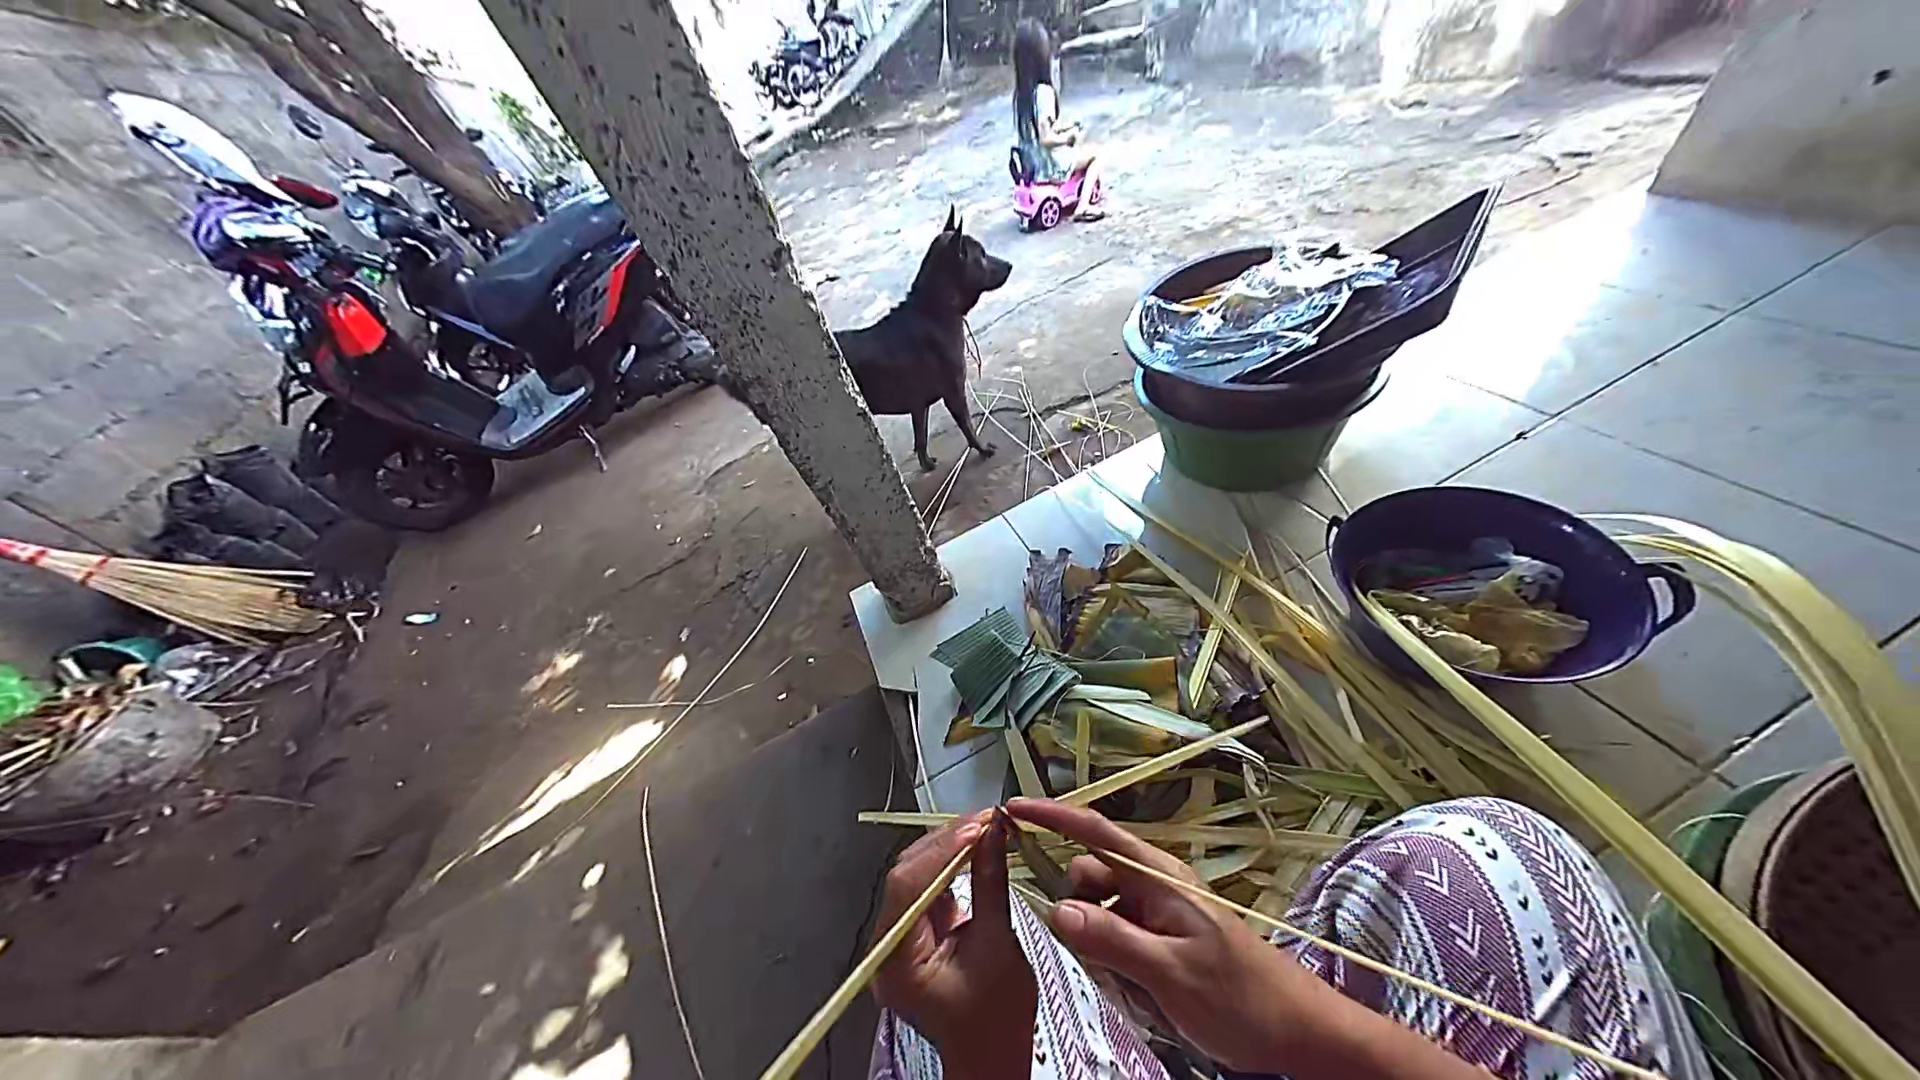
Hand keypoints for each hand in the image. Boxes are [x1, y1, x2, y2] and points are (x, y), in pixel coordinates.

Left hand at [871, 810, 1035, 1078]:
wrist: (992, 1059)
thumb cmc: (996, 1017)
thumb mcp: (998, 946)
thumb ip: (990, 883)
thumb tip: (993, 831)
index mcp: (896, 961)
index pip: (908, 887)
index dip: (943, 851)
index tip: (979, 827)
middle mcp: (886, 945)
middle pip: (908, 876)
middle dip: (947, 844)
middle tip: (986, 820)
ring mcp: (898, 938)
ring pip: (916, 875)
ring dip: (949, 849)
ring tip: (983, 828)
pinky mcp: (914, 932)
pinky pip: (927, 887)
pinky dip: (950, 865)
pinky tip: (974, 849)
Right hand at [1007, 797, 1338, 1074]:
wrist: (1299, 1032)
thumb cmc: (1240, 998)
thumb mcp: (1170, 973)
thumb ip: (1111, 939)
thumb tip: (1056, 909)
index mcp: (1156, 875)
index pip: (1094, 832)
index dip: (1052, 815)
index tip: (1013, 808)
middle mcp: (1152, 882)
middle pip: (1090, 878)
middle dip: (1080, 912)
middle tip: (1103, 962)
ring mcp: (1157, 909)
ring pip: (1099, 911)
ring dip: (1099, 944)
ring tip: (1132, 987)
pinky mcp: (1161, 935)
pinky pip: (1116, 935)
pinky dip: (1114, 959)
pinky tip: (1139, 992)